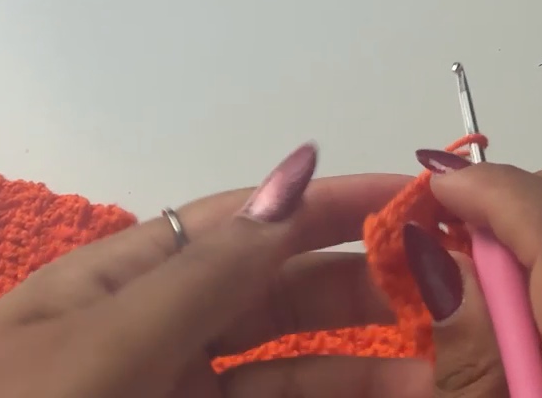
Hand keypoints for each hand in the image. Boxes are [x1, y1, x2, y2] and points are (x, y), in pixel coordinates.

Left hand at [0, 144, 427, 397]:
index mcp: (119, 283)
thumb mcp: (97, 360)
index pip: (248, 220)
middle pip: (278, 290)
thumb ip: (207, 271)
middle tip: (443, 288)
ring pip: (283, 369)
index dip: (333, 202)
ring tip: (428, 375)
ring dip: (357, 369)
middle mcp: (151, 334)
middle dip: (360, 283)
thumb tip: (297, 167)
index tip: (414, 199)